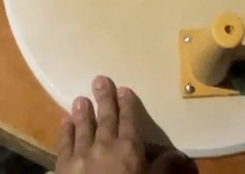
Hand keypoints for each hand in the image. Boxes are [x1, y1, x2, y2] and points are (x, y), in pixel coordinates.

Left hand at [56, 76, 196, 173]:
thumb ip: (164, 168)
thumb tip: (181, 155)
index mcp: (129, 148)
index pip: (129, 120)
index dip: (127, 104)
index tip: (123, 89)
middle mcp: (105, 145)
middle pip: (106, 117)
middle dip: (104, 98)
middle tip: (99, 80)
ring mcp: (82, 155)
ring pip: (83, 127)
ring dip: (82, 112)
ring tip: (80, 99)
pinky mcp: (63, 166)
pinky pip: (64, 144)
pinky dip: (65, 131)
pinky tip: (65, 122)